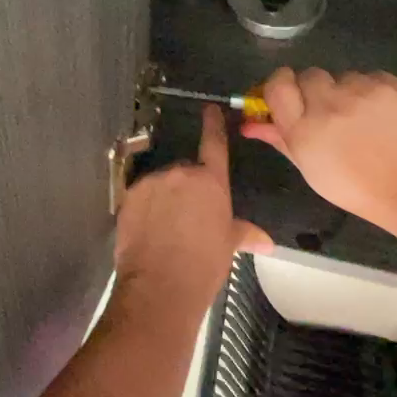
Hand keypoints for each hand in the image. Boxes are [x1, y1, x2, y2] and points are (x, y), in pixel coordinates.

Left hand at [113, 109, 272, 326]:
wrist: (161, 287)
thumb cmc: (203, 266)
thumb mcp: (228, 246)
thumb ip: (244, 233)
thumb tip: (267, 242)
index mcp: (210, 181)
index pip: (213, 143)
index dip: (213, 124)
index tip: (210, 109)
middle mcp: (180, 173)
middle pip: (186, 170)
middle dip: (188, 187)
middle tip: (190, 216)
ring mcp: (152, 182)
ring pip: (162, 183)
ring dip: (165, 198)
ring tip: (168, 230)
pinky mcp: (129, 196)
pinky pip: (142, 196)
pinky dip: (146, 208)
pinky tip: (149, 231)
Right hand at [242, 68, 396, 235]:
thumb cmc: (358, 188)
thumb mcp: (312, 171)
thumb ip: (279, 140)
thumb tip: (250, 122)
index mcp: (305, 130)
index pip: (277, 84)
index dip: (281, 86)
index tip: (290, 95)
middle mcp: (329, 105)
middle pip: (308, 75)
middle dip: (315, 90)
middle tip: (330, 112)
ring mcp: (361, 92)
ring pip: (341, 76)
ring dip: (346, 91)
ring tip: (362, 118)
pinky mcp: (390, 85)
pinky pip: (369, 76)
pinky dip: (372, 91)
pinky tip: (382, 114)